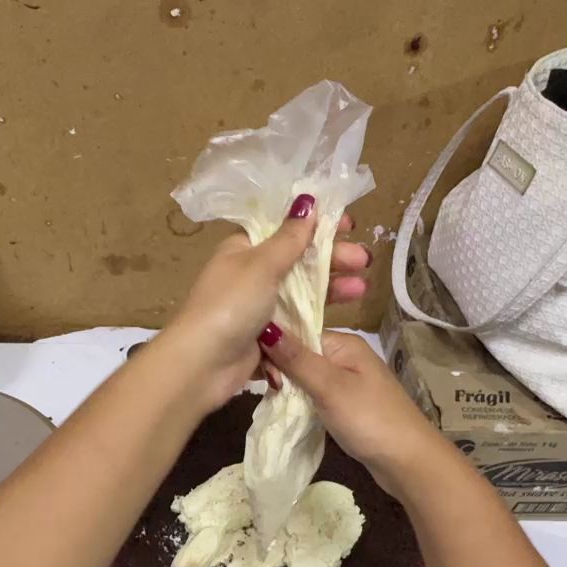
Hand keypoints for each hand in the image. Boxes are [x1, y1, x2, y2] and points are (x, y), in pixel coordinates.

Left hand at [155, 194, 369, 411]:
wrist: (201, 365)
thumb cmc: (229, 305)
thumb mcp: (261, 265)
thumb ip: (289, 237)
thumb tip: (307, 201)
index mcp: (243, 250)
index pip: (284, 229)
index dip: (316, 225)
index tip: (348, 225)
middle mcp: (249, 276)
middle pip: (297, 261)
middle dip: (332, 259)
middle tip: (364, 261)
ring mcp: (257, 309)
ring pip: (300, 293)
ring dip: (330, 289)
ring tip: (361, 289)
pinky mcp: (265, 338)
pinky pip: (296, 323)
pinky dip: (317, 318)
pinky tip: (342, 316)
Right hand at [261, 330, 451, 494]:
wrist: (406, 461)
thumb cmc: (369, 419)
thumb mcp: (329, 387)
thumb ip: (296, 359)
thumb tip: (264, 327)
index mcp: (343, 343)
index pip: (298, 331)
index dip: (273, 344)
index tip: (253, 366)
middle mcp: (344, 356)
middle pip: (298, 352)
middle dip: (276, 365)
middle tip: (260, 387)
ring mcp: (345, 380)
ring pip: (303, 375)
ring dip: (285, 384)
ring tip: (266, 397)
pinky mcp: (343, 403)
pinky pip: (312, 393)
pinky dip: (296, 399)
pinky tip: (281, 407)